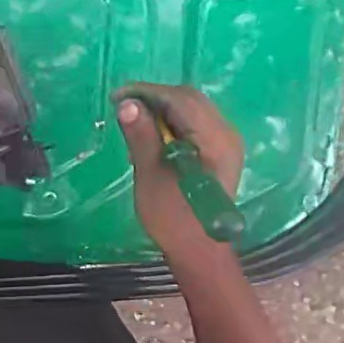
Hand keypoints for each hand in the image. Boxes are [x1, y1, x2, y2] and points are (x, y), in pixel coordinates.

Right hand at [114, 83, 243, 257]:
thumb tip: (127, 103)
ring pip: (192, 108)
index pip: (180, 100)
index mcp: (214, 139)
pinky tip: (153, 134)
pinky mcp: (219, 150)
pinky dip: (172, 121)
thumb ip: (142, 136)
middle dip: (154, 98)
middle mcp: (226, 133)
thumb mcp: (151, 175)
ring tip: (135, 121)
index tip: (117, 97)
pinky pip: (195, 122)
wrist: (198, 250)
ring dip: (162, 109)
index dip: (147, 93)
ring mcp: (226, 141)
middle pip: (189, 99)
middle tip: (124, 107)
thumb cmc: (172, 216)